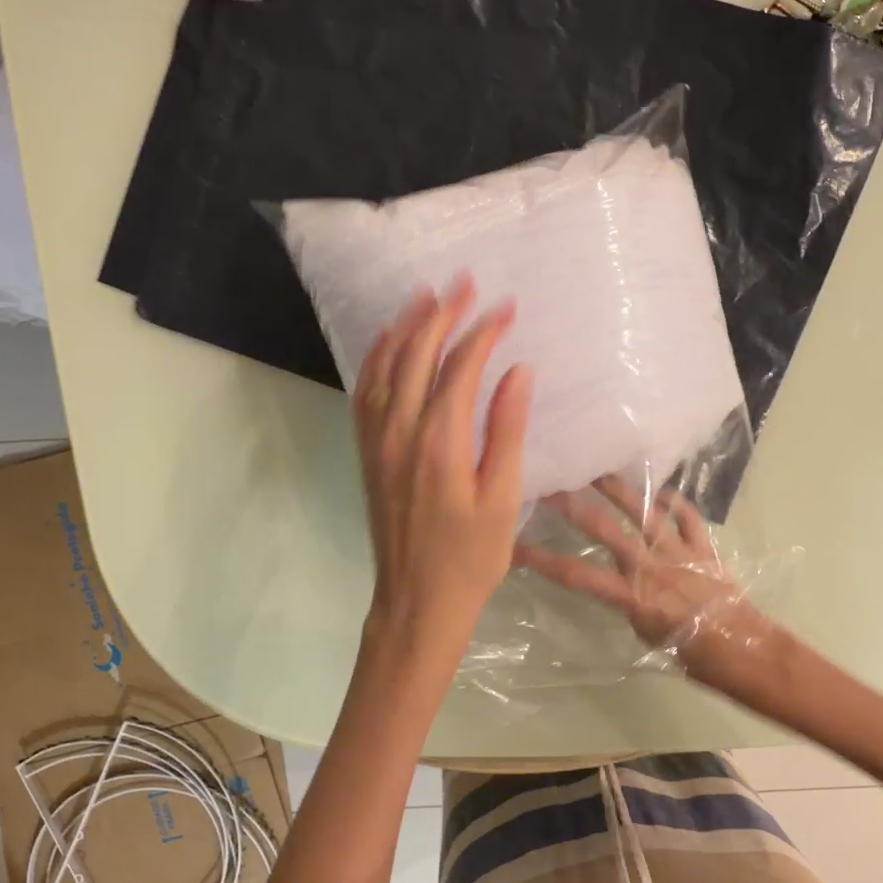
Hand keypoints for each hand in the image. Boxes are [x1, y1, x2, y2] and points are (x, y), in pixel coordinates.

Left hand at [354, 276, 532, 634]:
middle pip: (416, 355)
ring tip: (426, 296)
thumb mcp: (503, 499)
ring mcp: (377, 442)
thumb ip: (507, 430)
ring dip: (405, 327)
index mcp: (440, 442)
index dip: (483, 331)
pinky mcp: (368, 454)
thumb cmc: (470, 558)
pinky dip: (375, 360)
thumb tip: (517, 371)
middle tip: (464, 281)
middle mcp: (400, 432)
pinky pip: (365, 393)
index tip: (507, 307)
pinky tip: (387, 343)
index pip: (460, 367)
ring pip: (384, 368)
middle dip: (441, 313)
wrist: (416, 601)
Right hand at [514, 476, 787, 694]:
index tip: (514, 547)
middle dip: (572, 507)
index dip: (542, 560)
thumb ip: (628, 603)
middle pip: (603, 530)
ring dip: (617, 488)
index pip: (575, 576)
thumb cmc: (691, 654)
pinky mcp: (703, 547)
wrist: (743, 649)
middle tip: (549, 485)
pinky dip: (673, 501)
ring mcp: (678, 552)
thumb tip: (621, 584)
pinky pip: (686, 516)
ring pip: (643, 511)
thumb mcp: (646, 636)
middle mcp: (650, 566)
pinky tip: (659, 491)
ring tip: (597, 468)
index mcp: (631, 596)